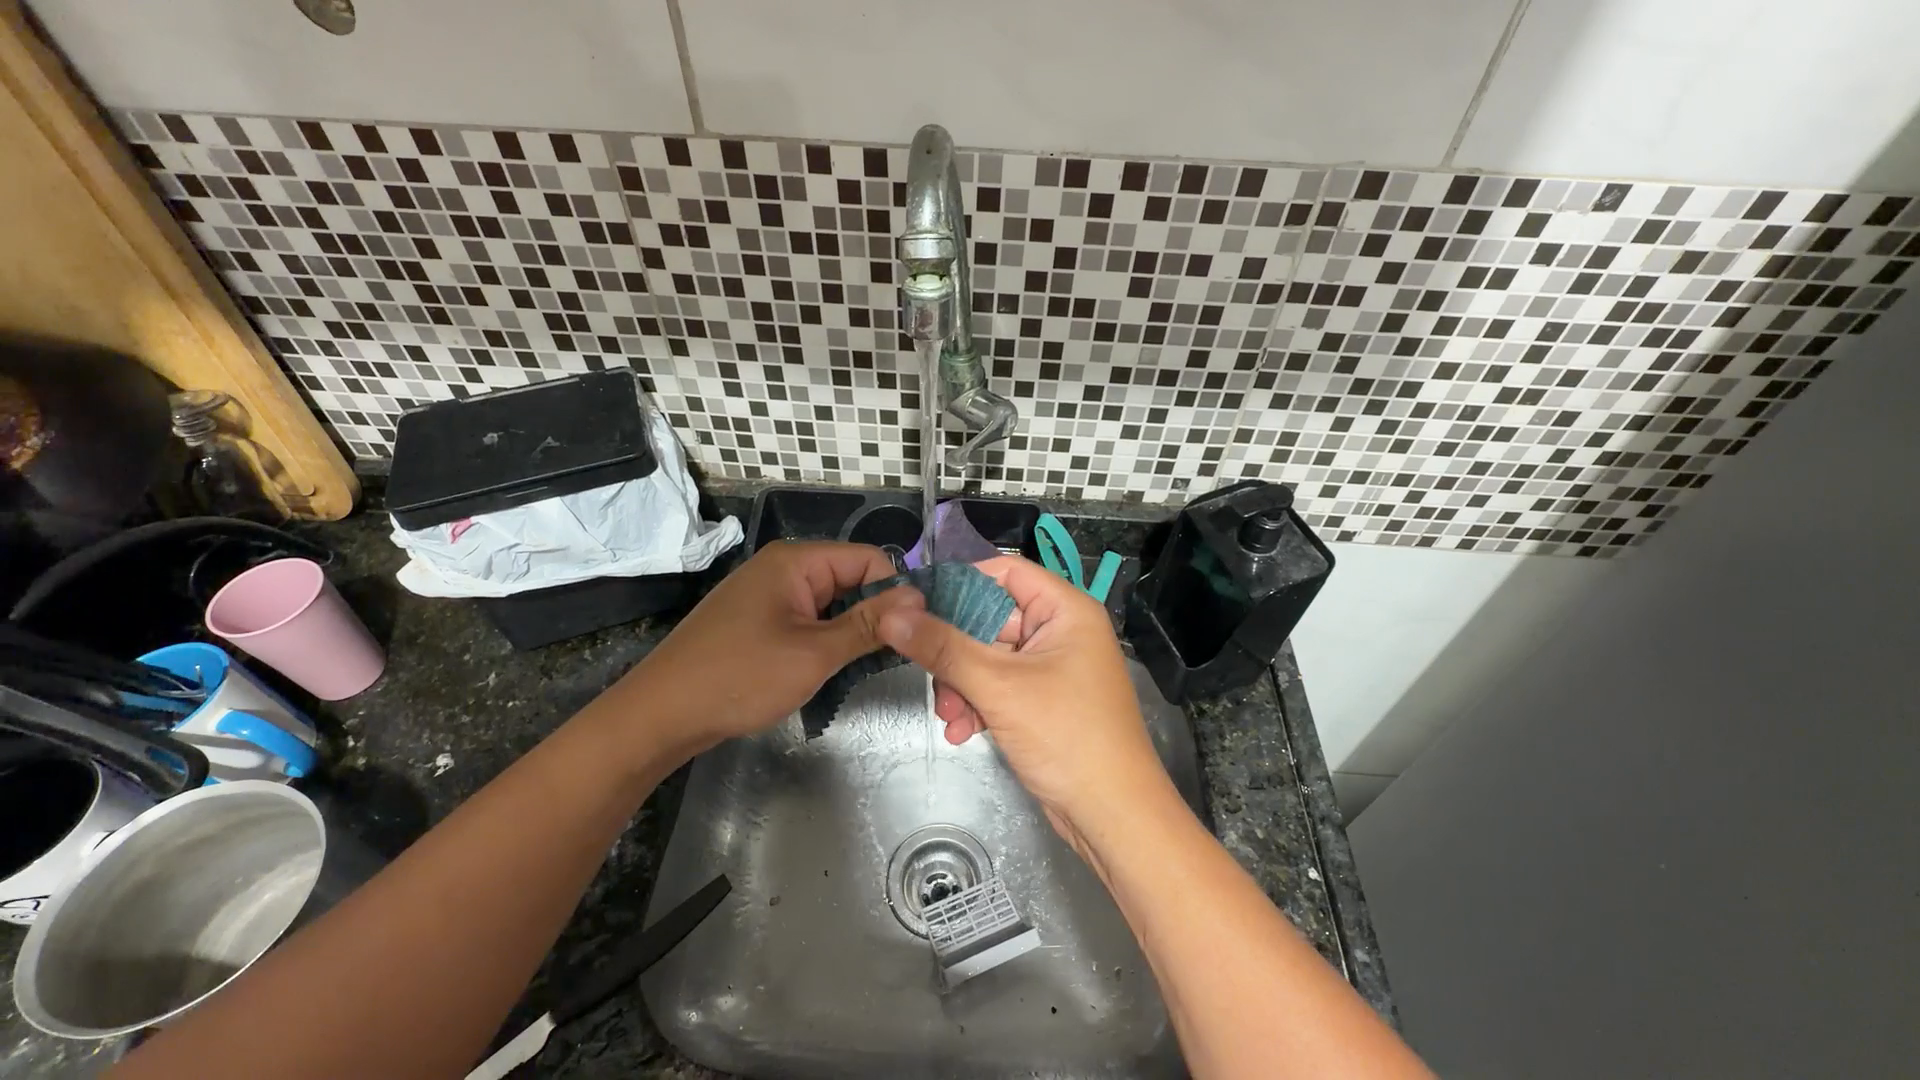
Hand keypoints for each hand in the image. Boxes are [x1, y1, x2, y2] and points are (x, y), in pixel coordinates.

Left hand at [625, 541, 922, 755]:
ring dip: (850, 633)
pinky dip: (824, 641)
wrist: (661, 714)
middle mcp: (783, 568)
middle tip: (896, 660)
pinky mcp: (758, 621)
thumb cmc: (740, 678)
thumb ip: (869, 624)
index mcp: (796, 561)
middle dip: (875, 616)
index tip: (915, 636)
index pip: (870, 560)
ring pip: (831, 604)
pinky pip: (807, 620)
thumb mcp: (814, 653)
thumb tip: (919, 598)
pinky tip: (829, 670)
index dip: (896, 594)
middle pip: (851, 580)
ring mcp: (767, 594)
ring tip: (864, 670)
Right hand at [876, 555, 1172, 849]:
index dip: (959, 583)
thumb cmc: (1066, 736)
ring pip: (987, 657)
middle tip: (927, 673)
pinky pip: (998, 687)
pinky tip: (962, 731)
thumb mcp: (998, 687)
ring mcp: (1051, 668)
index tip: (914, 604)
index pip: (1004, 571)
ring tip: (949, 714)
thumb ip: (943, 647)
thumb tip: (891, 615)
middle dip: (954, 650)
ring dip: (960, 684)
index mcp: (1066, 610)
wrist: (1112, 814)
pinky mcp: (1042, 702)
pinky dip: (977, 704)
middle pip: (989, 618)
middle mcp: (1061, 631)